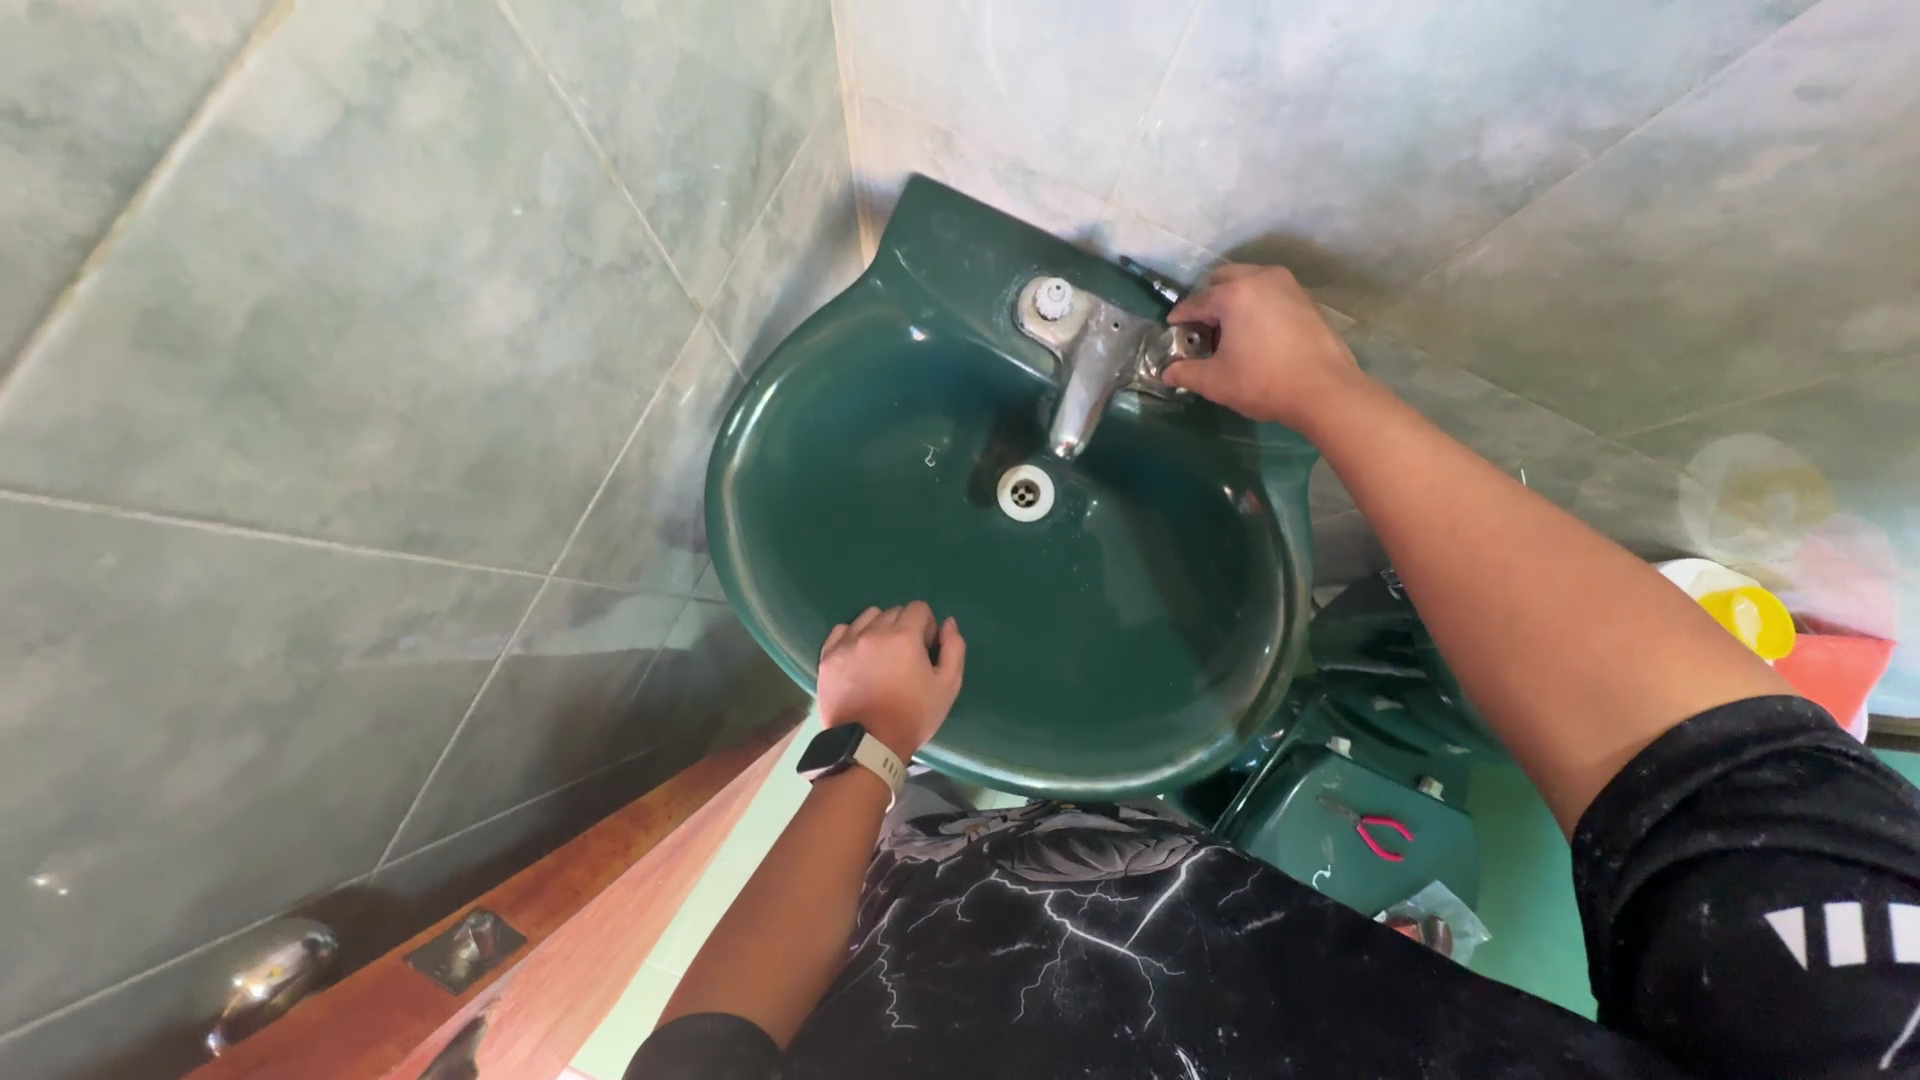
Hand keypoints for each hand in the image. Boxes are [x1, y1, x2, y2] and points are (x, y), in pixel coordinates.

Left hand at [817, 602, 965, 759]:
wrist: (869, 745)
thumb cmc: (913, 716)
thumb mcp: (947, 686)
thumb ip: (954, 648)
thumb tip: (948, 623)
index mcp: (904, 636)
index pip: (919, 608)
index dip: (927, 627)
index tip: (925, 650)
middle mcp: (873, 631)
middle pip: (894, 612)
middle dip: (904, 628)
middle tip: (905, 657)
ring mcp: (846, 643)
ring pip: (867, 617)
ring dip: (879, 628)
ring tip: (881, 656)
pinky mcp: (828, 656)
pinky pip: (842, 630)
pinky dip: (853, 636)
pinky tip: (859, 656)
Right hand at [1161, 263, 1368, 431]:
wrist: (1324, 390)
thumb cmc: (1262, 381)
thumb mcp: (1215, 381)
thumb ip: (1185, 373)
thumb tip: (1167, 373)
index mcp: (1234, 294)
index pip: (1196, 302)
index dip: (1180, 318)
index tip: (1173, 330)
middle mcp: (1261, 278)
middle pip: (1224, 280)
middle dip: (1209, 301)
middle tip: (1203, 329)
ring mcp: (1288, 285)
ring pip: (1250, 283)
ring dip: (1235, 301)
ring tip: (1230, 332)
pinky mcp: (1306, 299)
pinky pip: (1271, 293)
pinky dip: (1257, 305)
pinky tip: (1256, 334)